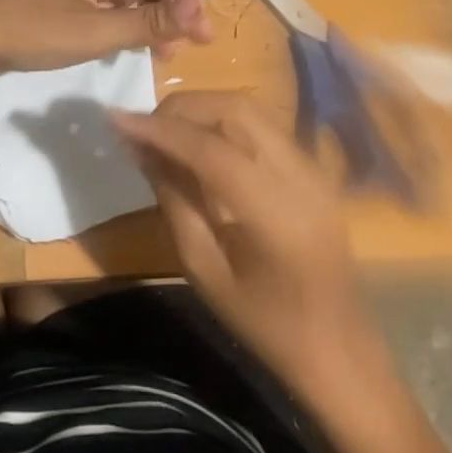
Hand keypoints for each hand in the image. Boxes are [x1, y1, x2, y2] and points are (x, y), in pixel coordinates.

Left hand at [0, 0, 212, 80]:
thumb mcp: (97, 31)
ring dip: (144, 23)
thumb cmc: (33, 32)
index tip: (204, 39)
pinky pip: (98, 11)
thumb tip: (199, 5)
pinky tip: (118, 52)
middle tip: (181, 53)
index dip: (187, 1)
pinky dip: (118, 28)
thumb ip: (148, 21)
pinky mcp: (52, 7)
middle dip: (168, 13)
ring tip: (158, 56)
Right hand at [111, 91, 373, 384]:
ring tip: (165, 132)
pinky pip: (264, 127)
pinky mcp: (315, 169)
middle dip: (182, 108)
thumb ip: (174, 200)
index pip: (209, 148)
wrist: (336, 344)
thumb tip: (142, 149)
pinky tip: (198, 143)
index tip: (115, 119)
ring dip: (203, 110)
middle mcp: (300, 176)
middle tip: (142, 128)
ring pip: (251, 110)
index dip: (159, 129)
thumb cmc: (263, 321)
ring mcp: (314, 168)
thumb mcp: (204, 268)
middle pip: (235, 109)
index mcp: (273, 212)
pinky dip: (224, 122)